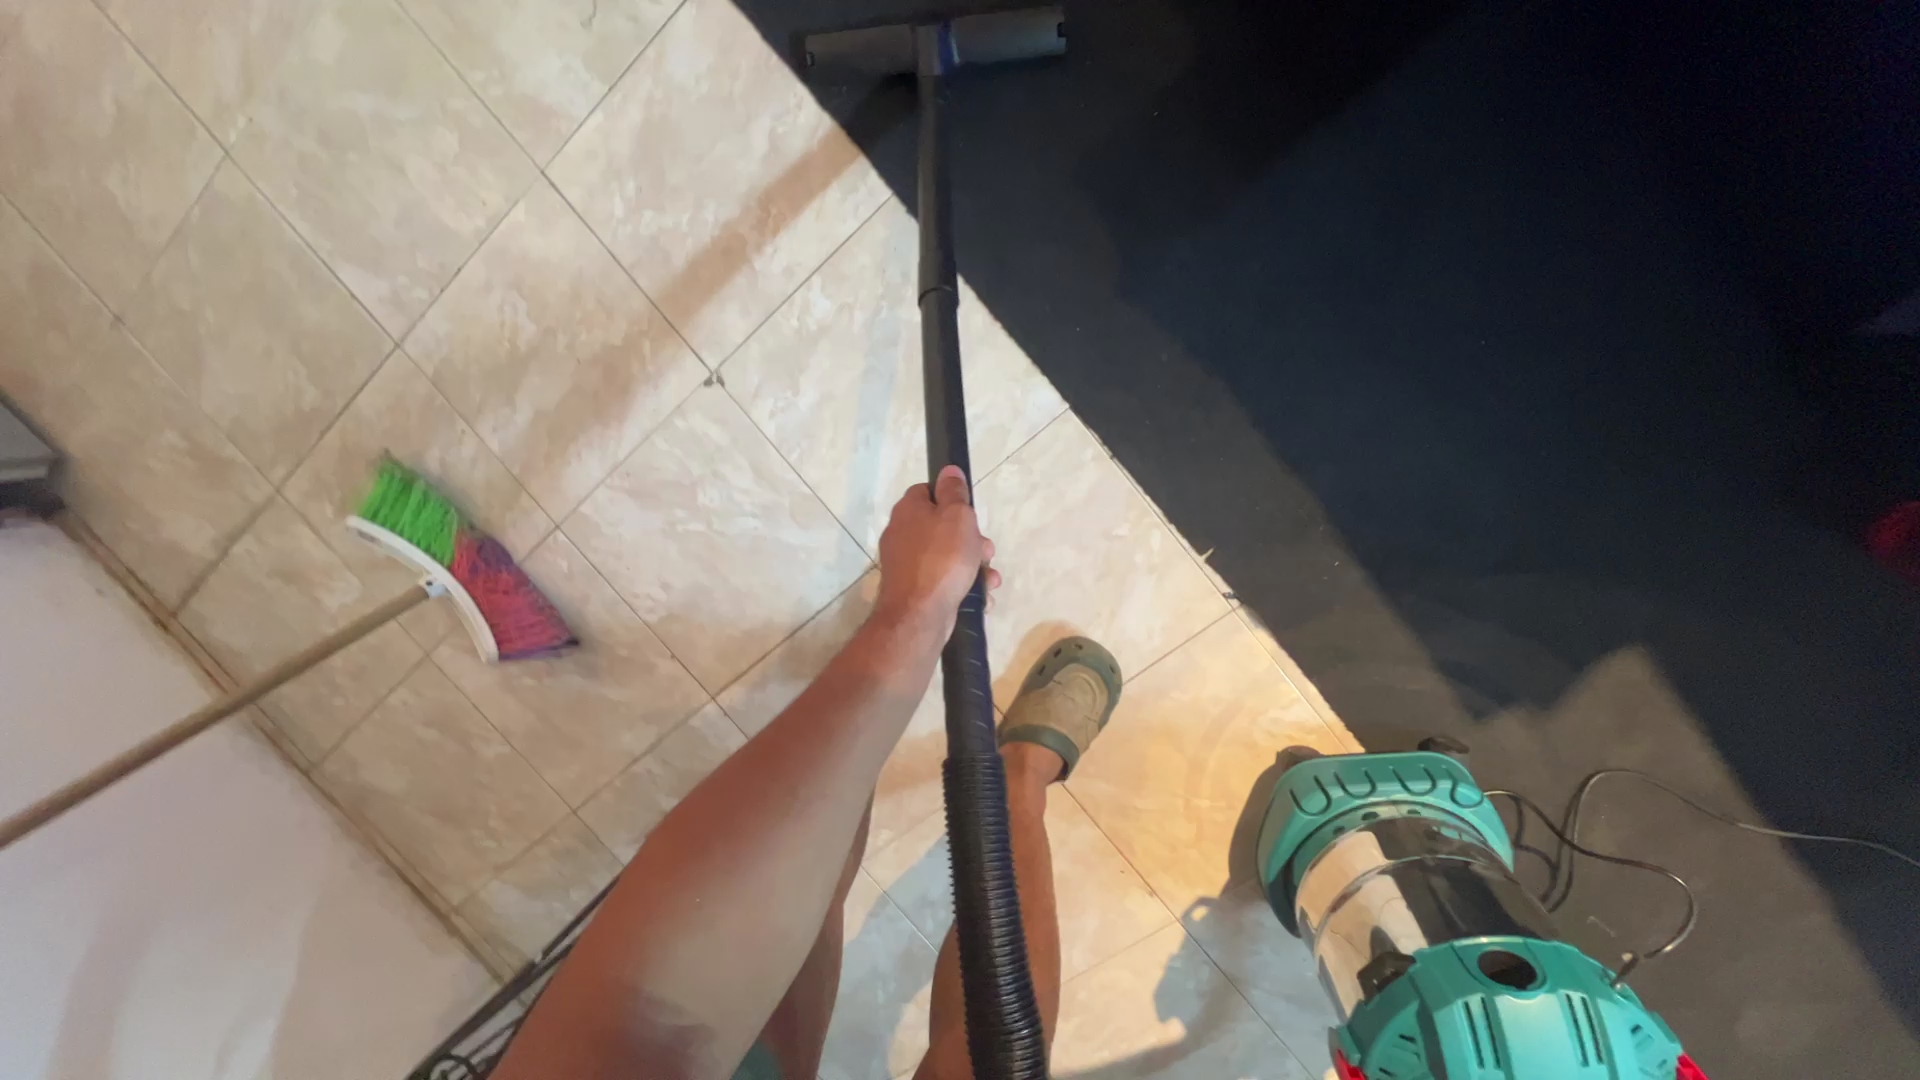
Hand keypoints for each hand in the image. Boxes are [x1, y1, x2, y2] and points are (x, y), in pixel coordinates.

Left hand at [875, 465, 1000, 634]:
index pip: (929, 491)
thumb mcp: (957, 516)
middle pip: (943, 526)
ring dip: (974, 565)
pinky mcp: (916, 590)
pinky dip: (964, 586)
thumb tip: (949, 470)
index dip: (952, 498)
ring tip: (990, 578)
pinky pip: (945, 580)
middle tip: (986, 550)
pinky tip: (981, 596)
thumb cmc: (942, 558)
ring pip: (948, 556)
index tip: (970, 512)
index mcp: (908, 510)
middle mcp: (903, 534)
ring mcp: (907, 565)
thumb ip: (955, 492)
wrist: (920, 615)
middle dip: (972, 539)